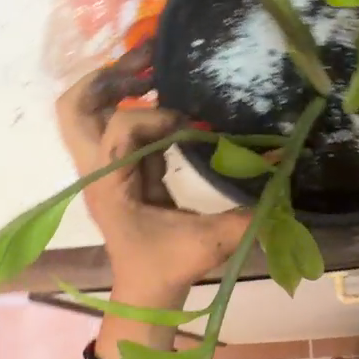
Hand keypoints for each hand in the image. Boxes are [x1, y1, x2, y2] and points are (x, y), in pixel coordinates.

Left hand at [55, 53, 251, 307]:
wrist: (146, 293)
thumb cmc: (169, 268)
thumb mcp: (209, 243)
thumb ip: (246, 214)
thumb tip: (283, 173)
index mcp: (110, 185)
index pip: (118, 128)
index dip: (155, 118)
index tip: (190, 128)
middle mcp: (96, 170)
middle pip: (75, 108)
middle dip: (108, 79)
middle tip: (147, 66)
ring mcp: (102, 165)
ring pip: (87, 109)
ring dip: (116, 83)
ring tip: (152, 65)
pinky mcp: (118, 166)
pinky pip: (113, 121)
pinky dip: (133, 100)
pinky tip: (162, 88)